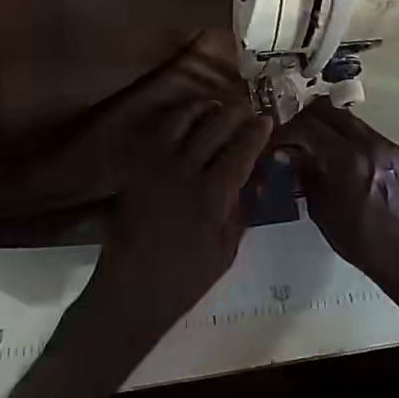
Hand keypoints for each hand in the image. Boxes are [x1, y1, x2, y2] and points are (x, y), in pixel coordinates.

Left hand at [92, 98, 271, 331]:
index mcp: (212, 195)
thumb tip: (256, 180)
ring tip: (215, 105)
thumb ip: (241, 210)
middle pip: (214, 129)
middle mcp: (185, 172)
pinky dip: (174, 121)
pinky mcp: (136, 172)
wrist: (131, 292)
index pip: (240, 151)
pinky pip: (157, 135)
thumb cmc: (186, 279)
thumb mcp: (226, 249)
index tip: (267, 120)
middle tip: (248, 107)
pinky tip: (184, 120)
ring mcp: (156, 168)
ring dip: (203, 109)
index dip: (256, 133)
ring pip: (182, 123)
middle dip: (235, 113)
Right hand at [279, 102, 398, 282]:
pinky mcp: (396, 151)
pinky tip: (336, 156)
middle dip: (303, 121)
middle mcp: (369, 145)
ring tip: (311, 147)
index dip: (285, 132)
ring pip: (346, 117)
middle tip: (291, 140)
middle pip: (327, 110)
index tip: (275, 144)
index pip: (307, 126)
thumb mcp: (321, 210)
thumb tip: (288, 153)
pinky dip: (343, 135)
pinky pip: (363, 131)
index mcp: (348, 161)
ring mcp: (386, 145)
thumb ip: (305, 173)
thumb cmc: (360, 241)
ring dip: (324, 125)